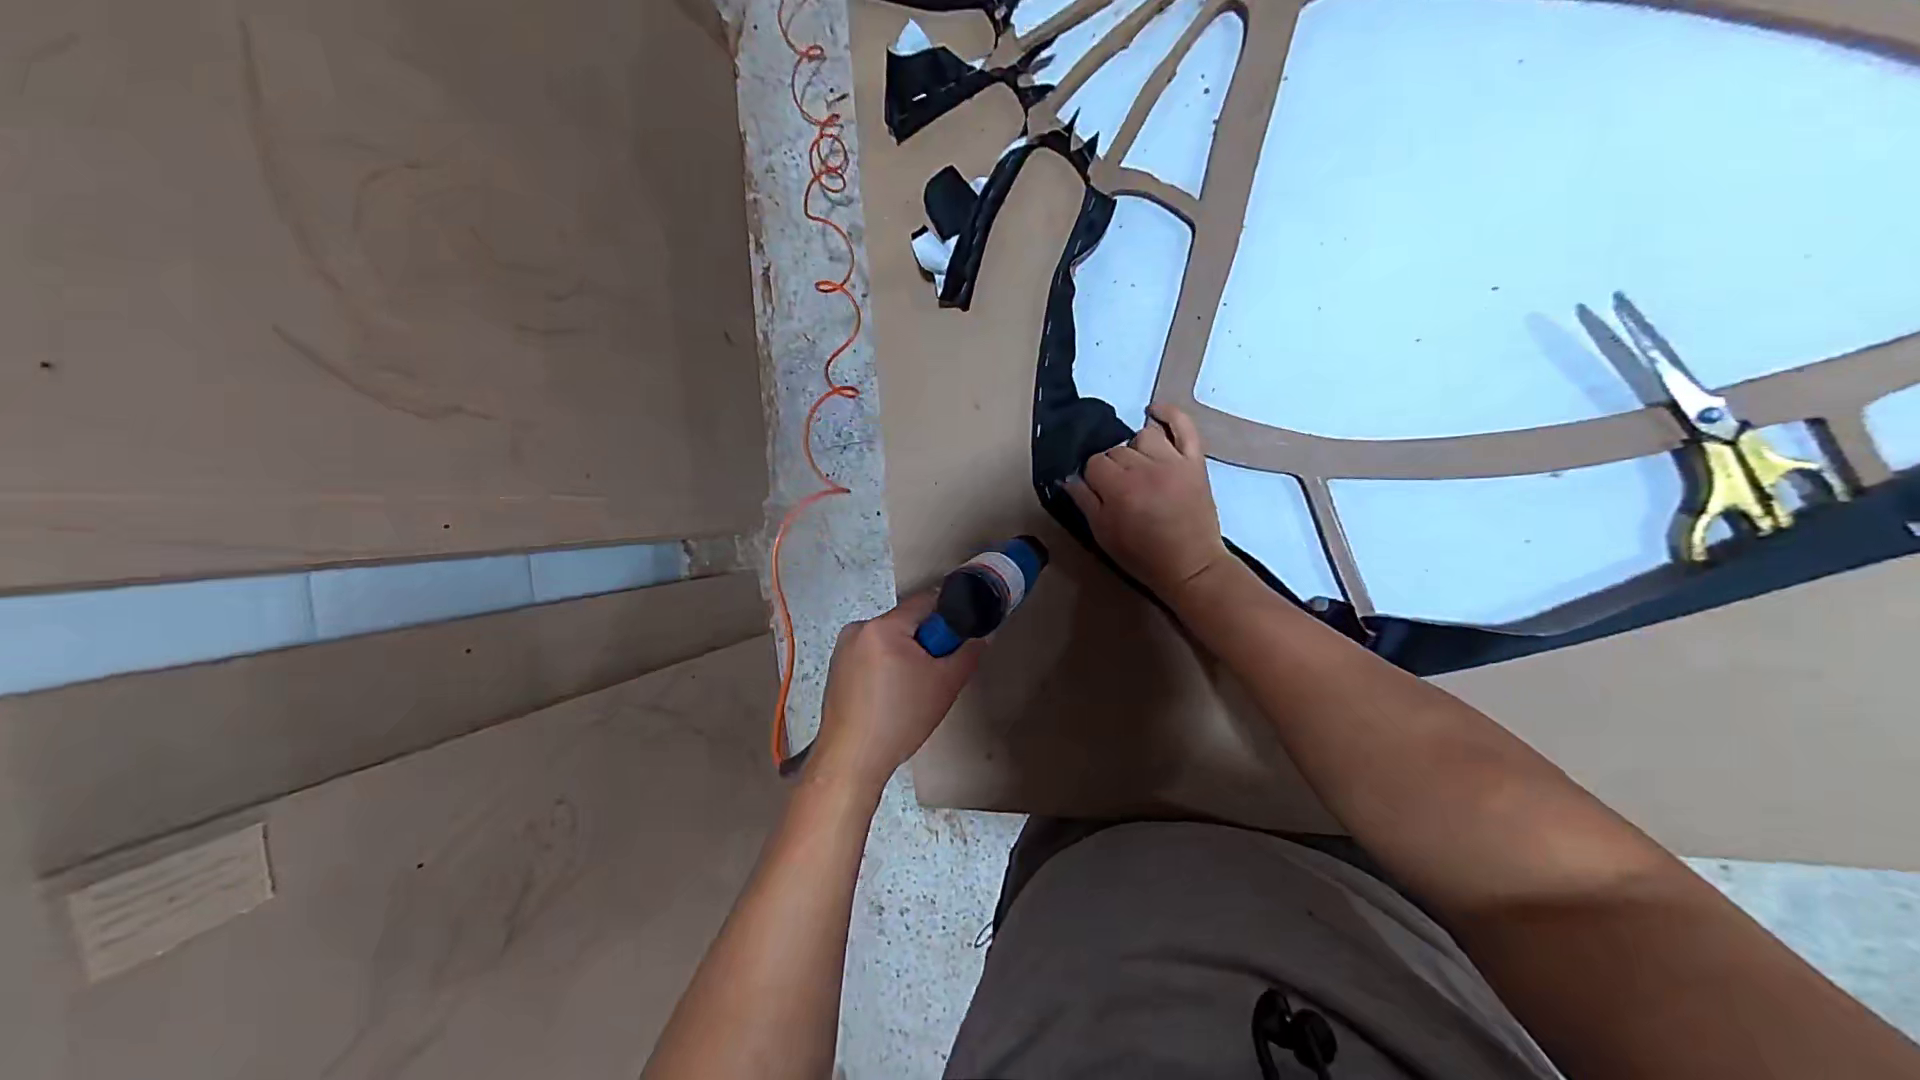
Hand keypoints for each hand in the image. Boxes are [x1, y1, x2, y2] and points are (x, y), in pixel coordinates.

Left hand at [806, 590, 984, 796]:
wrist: (852, 760)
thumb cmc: (899, 720)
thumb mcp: (945, 685)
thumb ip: (968, 653)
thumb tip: (980, 637)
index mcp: (882, 627)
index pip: (925, 601)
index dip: (949, 615)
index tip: (959, 637)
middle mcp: (858, 630)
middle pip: (906, 622)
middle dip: (925, 642)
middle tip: (935, 674)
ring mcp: (843, 650)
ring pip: (889, 641)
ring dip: (906, 656)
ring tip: (912, 691)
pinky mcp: (836, 669)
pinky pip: (871, 656)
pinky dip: (886, 668)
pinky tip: (891, 698)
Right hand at [1063, 404, 1235, 603]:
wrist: (1191, 567)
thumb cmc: (1143, 555)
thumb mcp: (1103, 534)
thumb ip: (1084, 502)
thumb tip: (1069, 479)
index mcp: (1120, 488)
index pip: (1094, 463)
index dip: (1093, 478)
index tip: (1100, 494)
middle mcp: (1146, 468)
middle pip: (1117, 449)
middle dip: (1113, 467)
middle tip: (1120, 490)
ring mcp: (1174, 462)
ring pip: (1144, 435)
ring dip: (1136, 448)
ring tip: (1139, 468)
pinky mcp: (1195, 462)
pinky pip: (1184, 426)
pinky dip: (1169, 414)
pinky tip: (1154, 412)